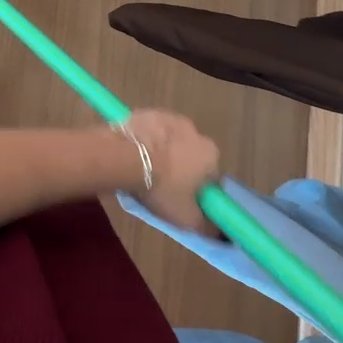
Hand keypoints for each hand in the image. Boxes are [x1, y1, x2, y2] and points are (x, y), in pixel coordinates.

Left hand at [118, 109, 220, 233]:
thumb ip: (207, 226)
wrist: (124, 156)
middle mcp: (194, 130)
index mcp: (210, 153)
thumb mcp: (187, 218)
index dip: (199, 191)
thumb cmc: (162, 187)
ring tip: (145, 169)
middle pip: (191, 155)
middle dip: (180, 168)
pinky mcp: (146, 112)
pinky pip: (150, 131)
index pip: (211, 176)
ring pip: (170, 141)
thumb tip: (218, 231)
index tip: (184, 199)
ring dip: (163, 152)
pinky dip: (146, 140)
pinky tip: (134, 154)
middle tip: (162, 185)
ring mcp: (168, 117)